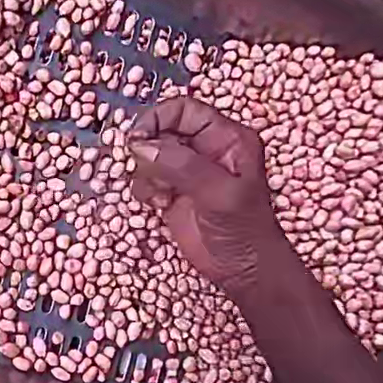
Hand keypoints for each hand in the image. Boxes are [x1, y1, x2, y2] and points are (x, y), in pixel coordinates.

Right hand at [128, 97, 296, 296]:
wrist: (244, 272)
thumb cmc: (245, 231)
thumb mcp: (219, 193)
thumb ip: (182, 165)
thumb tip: (141, 145)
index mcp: (226, 138)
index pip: (183, 110)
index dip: (157, 119)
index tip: (137, 139)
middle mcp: (204, 150)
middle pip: (161, 130)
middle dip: (147, 148)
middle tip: (144, 169)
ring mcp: (187, 172)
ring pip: (149, 155)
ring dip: (145, 173)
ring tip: (161, 194)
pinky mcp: (172, 193)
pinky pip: (145, 179)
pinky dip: (144, 190)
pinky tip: (159, 205)